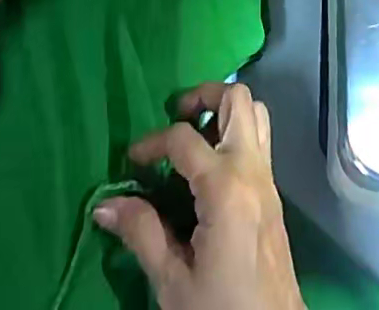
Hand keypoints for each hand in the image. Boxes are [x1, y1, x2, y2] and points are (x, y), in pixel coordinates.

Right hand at [94, 84, 304, 309]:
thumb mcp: (172, 281)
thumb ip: (141, 233)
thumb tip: (105, 204)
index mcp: (225, 186)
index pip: (184, 138)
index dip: (151, 142)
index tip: (131, 162)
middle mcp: (252, 169)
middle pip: (237, 99)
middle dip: (204, 96)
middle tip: (175, 117)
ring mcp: (268, 177)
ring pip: (256, 113)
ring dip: (225, 111)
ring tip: (194, 136)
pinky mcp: (273, 192)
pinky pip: (259, 139)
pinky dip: (235, 133)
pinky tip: (209, 164)